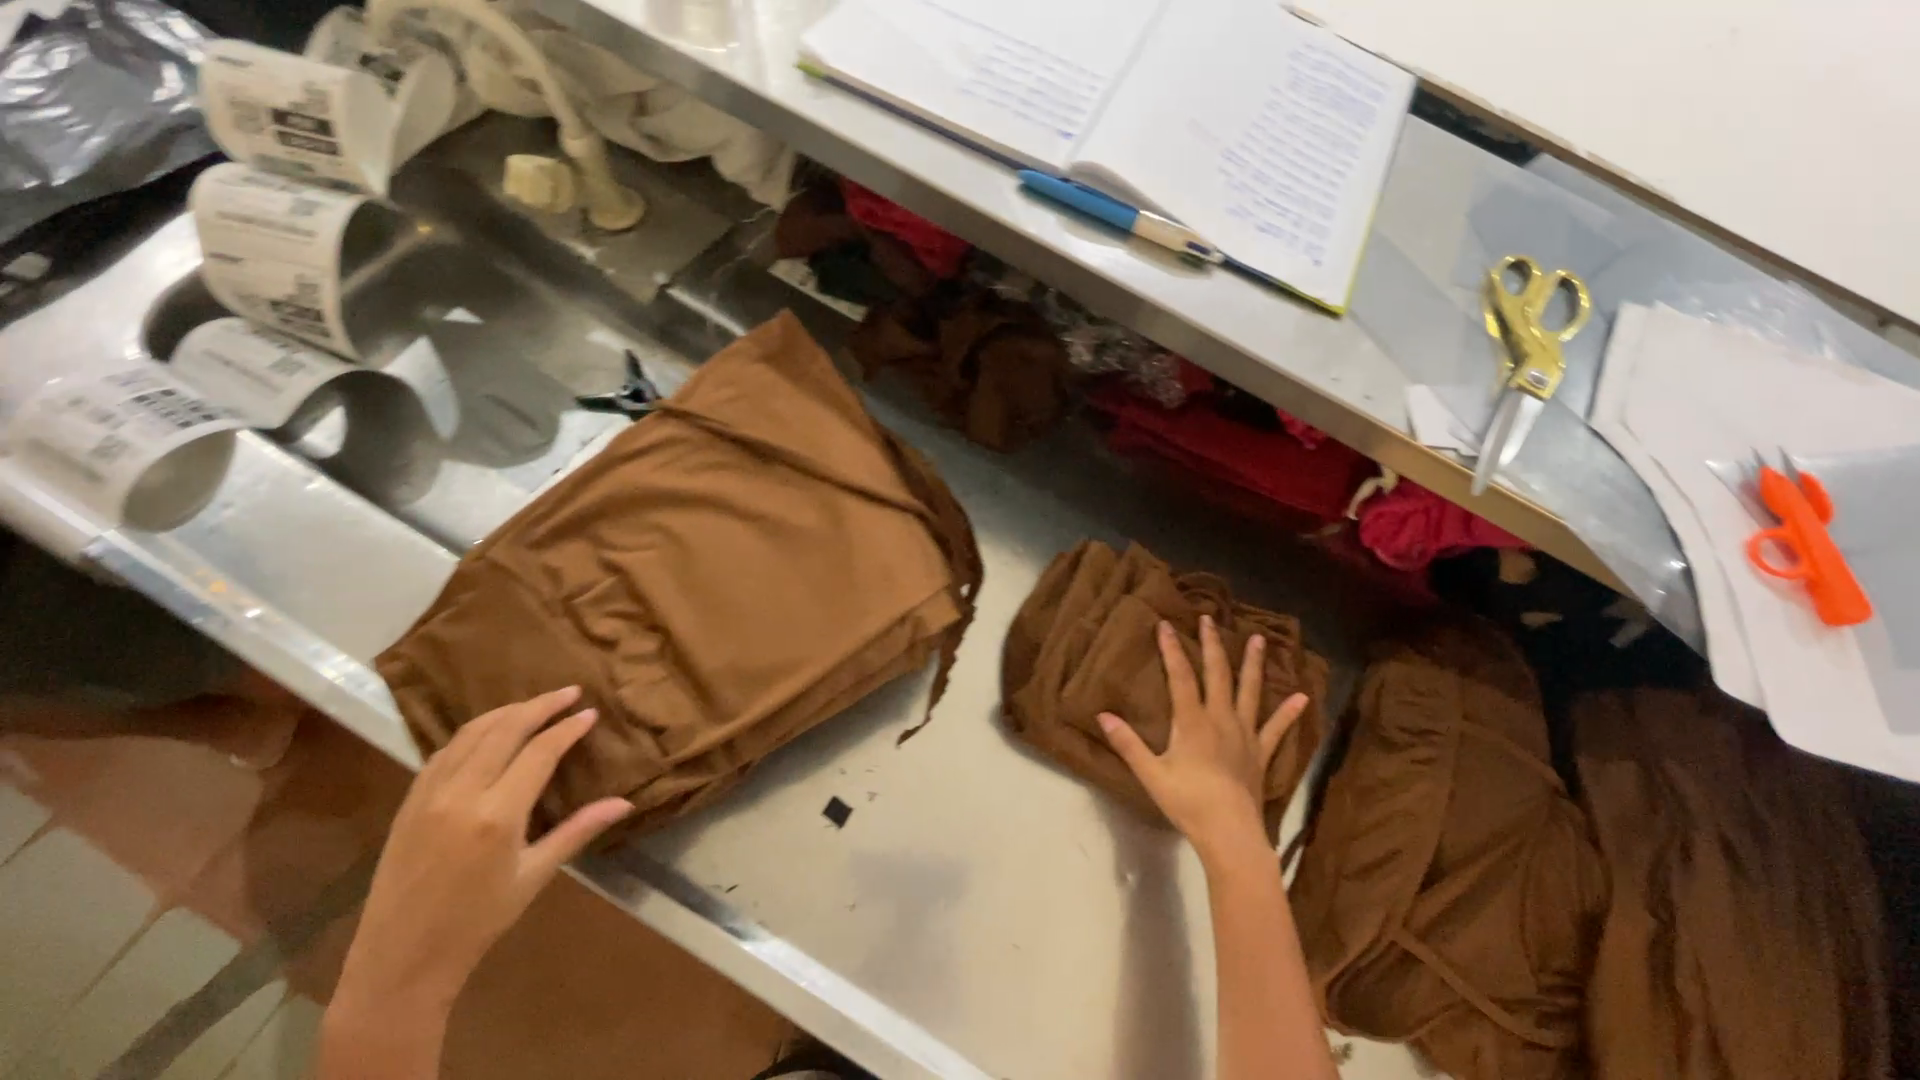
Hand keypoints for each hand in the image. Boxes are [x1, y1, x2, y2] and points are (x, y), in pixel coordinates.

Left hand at [337, 686, 633, 1011]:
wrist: (400, 958)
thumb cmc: (477, 923)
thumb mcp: (534, 876)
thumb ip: (577, 831)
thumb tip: (624, 803)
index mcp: (497, 815)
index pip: (539, 752)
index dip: (567, 729)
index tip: (590, 713)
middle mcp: (461, 794)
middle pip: (504, 730)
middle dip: (540, 706)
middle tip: (569, 692)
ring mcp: (429, 794)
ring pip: (471, 733)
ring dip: (506, 712)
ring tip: (535, 705)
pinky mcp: (409, 801)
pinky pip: (445, 751)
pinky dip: (473, 732)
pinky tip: (489, 732)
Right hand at [1098, 615, 1308, 859]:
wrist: (1230, 831)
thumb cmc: (1187, 802)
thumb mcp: (1150, 774)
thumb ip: (1127, 743)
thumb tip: (1102, 716)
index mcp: (1192, 721)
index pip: (1180, 676)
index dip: (1172, 650)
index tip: (1165, 625)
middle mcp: (1221, 719)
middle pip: (1217, 674)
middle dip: (1211, 645)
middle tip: (1209, 619)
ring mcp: (1245, 734)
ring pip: (1250, 691)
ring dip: (1253, 664)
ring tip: (1258, 639)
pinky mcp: (1261, 753)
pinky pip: (1277, 728)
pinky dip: (1289, 713)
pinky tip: (1302, 697)